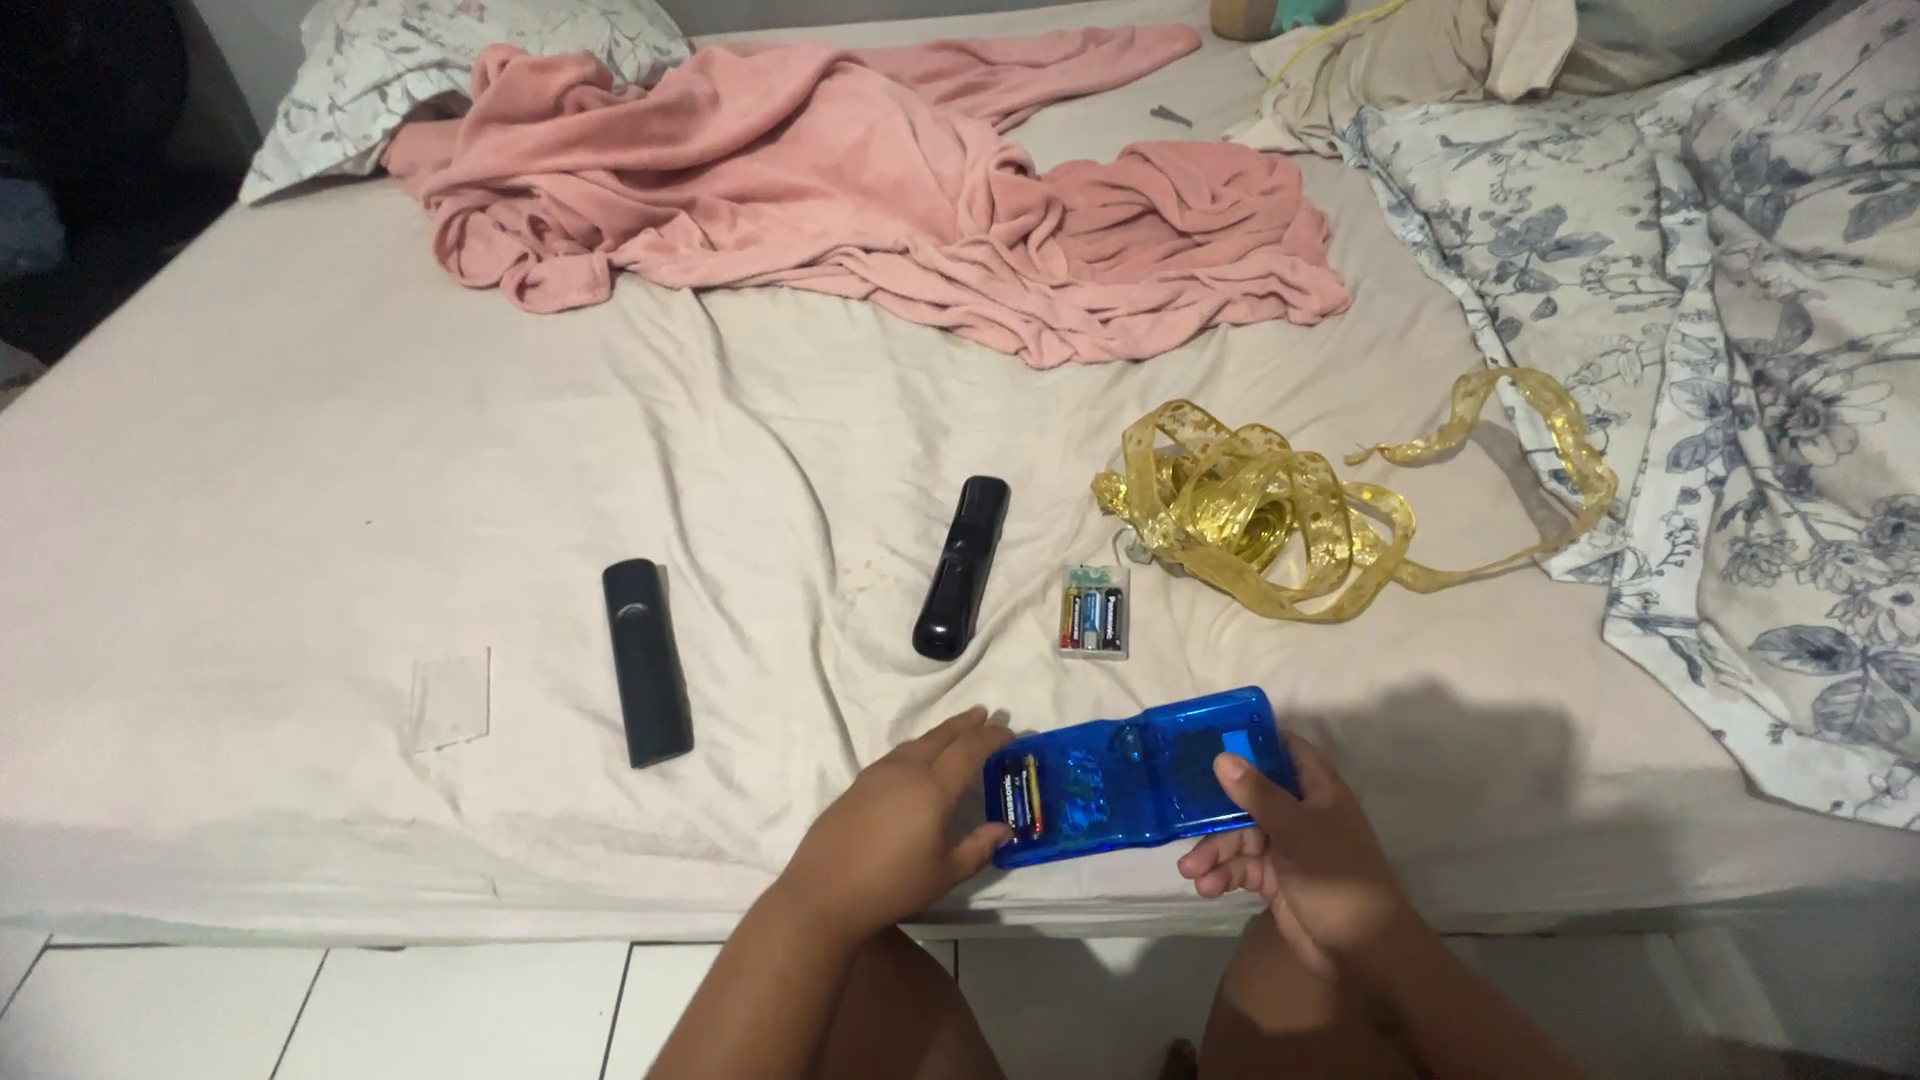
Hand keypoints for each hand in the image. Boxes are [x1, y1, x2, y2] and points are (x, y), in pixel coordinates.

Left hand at [777, 707, 1012, 942]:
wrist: (823, 892)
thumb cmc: (891, 886)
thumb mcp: (944, 874)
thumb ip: (978, 848)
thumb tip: (1004, 829)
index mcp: (933, 789)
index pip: (969, 750)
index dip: (991, 737)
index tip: (1008, 732)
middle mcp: (906, 771)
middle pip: (941, 736)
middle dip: (966, 723)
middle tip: (984, 713)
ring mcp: (877, 774)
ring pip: (916, 742)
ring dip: (940, 734)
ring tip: (955, 733)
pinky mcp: (858, 784)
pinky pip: (897, 755)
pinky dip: (917, 748)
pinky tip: (918, 760)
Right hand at [1176, 733, 1427, 983]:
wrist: (1364, 952)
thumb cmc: (1338, 877)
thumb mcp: (1296, 831)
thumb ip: (1257, 794)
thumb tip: (1221, 757)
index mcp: (1317, 791)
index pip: (1286, 750)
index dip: (1255, 740)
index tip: (1213, 736)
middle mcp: (1300, 814)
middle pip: (1249, 798)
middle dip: (1216, 814)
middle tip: (1184, 822)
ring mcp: (1286, 848)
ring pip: (1239, 837)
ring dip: (1213, 852)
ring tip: (1191, 872)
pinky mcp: (1274, 880)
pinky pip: (1240, 868)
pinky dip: (1222, 875)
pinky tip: (1207, 887)